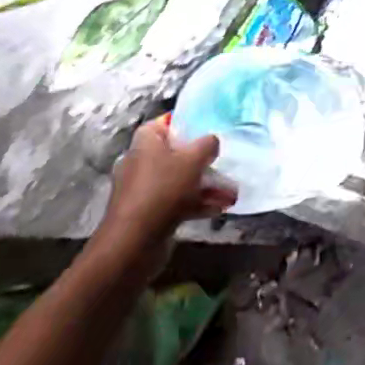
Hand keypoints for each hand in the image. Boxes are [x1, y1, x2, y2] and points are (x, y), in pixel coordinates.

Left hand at [96, 117, 235, 252]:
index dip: (188, 124)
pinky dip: (195, 203)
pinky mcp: (147, 212)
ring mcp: (142, 188)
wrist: (134, 242)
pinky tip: (218, 209)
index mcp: (145, 141)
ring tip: (230, 194)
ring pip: (179, 180)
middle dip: (202, 161)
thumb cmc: (164, 189)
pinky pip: (175, 201)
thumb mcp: (194, 159)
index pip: (166, 122)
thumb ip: (208, 144)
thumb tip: (211, 142)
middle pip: (176, 153)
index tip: (209, 130)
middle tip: (223, 164)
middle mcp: (140, 161)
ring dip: (204, 185)